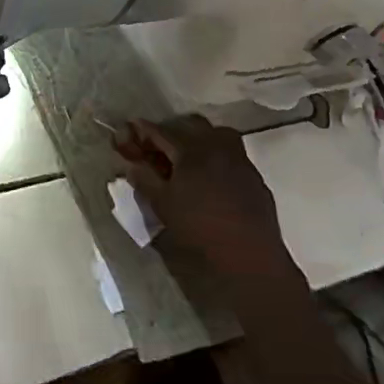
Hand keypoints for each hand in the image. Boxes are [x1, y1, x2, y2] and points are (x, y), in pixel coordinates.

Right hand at [113, 116, 291, 278]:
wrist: (250, 259)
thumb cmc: (200, 229)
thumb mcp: (161, 204)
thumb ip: (144, 178)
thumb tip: (132, 163)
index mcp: (191, 151)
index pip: (160, 131)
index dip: (141, 131)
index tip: (127, 135)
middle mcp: (218, 149)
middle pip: (192, 124)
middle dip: (172, 131)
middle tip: (158, 149)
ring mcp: (240, 162)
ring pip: (219, 135)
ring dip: (199, 140)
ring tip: (186, 160)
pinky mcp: (255, 180)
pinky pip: (233, 156)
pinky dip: (217, 158)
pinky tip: (209, 180)